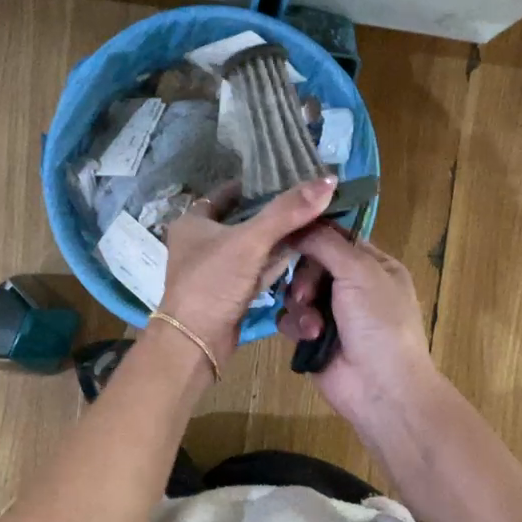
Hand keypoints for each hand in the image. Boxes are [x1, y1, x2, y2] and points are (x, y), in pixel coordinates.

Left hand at [156, 177, 337, 367]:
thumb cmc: (212, 283)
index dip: (256, 184)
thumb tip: (328, 180)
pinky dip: (274, 263)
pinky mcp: (229, 293)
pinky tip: (301, 252)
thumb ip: (287, 212)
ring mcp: (216, 270)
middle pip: (244, 220)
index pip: (227, 193)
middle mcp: (201, 243)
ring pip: (252, 247)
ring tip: (313, 221)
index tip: (290, 179)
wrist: (195, 342)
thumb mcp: (249, 241)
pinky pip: (256, 270)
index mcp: (193, 222)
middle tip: (310, 201)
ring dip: (278, 239)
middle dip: (275, 213)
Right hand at [278, 226, 441, 425]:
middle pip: (311, 263)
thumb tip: (299, 220)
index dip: (313, 233)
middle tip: (307, 292)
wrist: (380, 387)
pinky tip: (308, 336)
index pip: (337, 237)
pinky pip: (290, 319)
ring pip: (296, 291)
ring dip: (300, 305)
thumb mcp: (359, 272)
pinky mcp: (312, 337)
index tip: (287, 228)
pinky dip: (295, 326)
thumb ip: (326, 243)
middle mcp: (352, 286)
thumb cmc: (380, 323)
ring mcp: (331, 313)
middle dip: (305, 276)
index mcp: (374, 266)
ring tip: (311, 322)